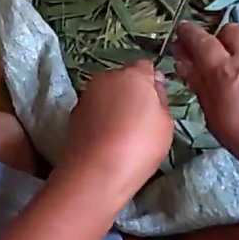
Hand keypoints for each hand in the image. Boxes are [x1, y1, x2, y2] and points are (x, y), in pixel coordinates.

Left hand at [62, 60, 172, 197]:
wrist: (96, 173)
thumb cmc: (140, 145)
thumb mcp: (166, 124)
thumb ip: (160, 100)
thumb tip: (153, 88)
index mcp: (133, 75)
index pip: (145, 66)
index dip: (152, 81)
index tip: (156, 101)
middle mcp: (106, 78)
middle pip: (123, 78)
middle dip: (131, 92)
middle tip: (140, 118)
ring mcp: (86, 95)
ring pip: (106, 94)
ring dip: (114, 105)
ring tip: (122, 132)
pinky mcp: (73, 114)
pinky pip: (94, 110)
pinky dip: (100, 119)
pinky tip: (106, 139)